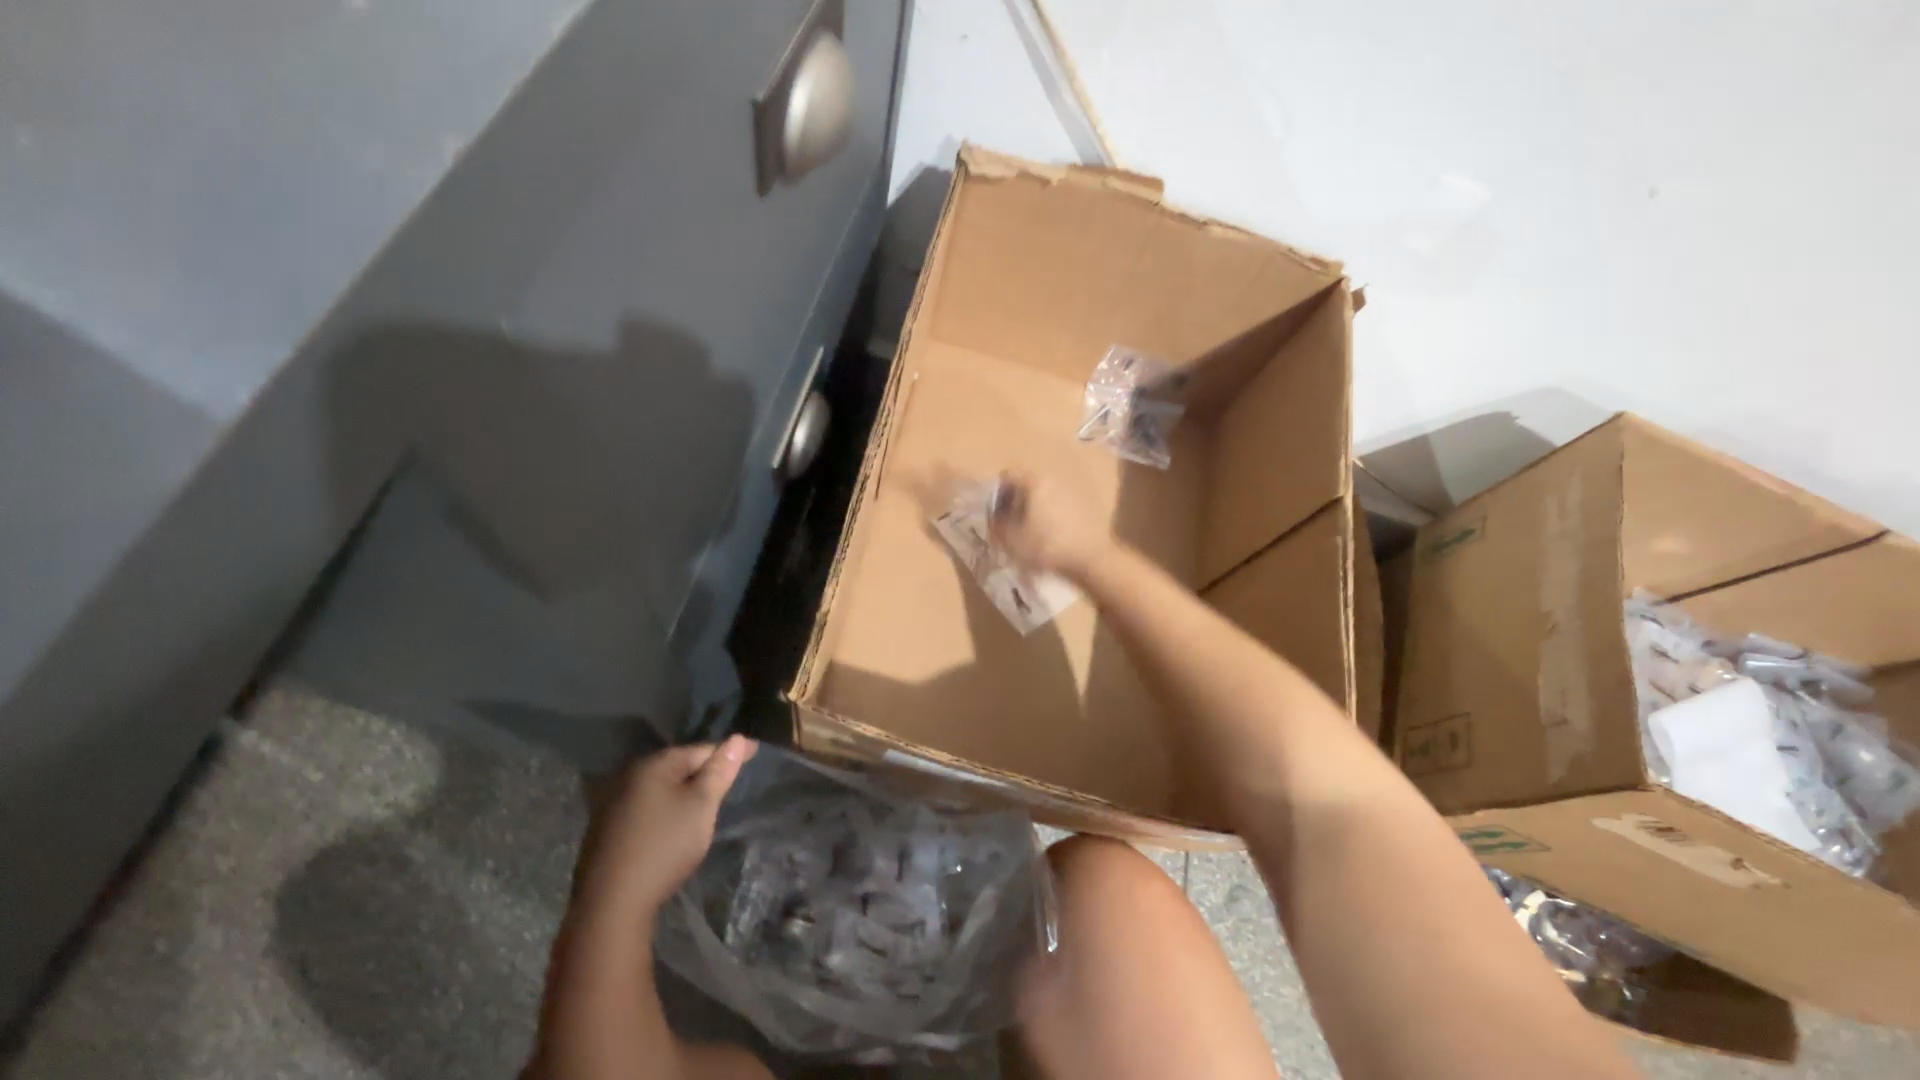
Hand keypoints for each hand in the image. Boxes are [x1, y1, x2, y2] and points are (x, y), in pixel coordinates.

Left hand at [583, 736, 757, 911]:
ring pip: (659, 788)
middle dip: (703, 770)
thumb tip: (737, 738)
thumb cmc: (664, 846)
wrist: (613, 900)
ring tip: (705, 802)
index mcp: (652, 765)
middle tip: (730, 779)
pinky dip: (664, 809)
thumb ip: (719, 772)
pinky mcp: (605, 829)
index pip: (699, 750)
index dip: (728, 752)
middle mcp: (628, 776)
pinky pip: (645, 807)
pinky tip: (672, 825)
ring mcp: (612, 803)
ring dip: (682, 791)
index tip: (754, 753)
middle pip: (677, 766)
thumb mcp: (701, 806)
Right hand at [988, 470, 1108, 577]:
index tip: (995, 515)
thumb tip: (994, 517)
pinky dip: (1052, 514)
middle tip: (1011, 523)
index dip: (996, 494)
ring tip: (1031, 531)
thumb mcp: (1012, 540)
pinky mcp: (1088, 503)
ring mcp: (1074, 489)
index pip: (1007, 475)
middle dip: (1016, 500)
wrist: (1092, 560)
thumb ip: (996, 525)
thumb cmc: (1047, 547)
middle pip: (1027, 482)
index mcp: (1036, 480)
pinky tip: (1052, 534)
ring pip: (1045, 492)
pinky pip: (1061, 503)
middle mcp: (1056, 478)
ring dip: (1034, 507)